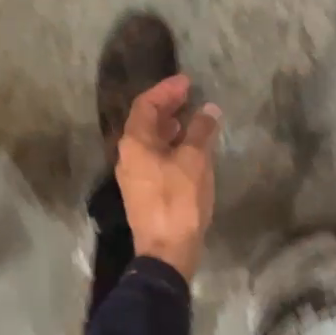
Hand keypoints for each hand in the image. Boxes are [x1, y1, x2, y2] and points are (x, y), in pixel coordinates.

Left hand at [116, 75, 221, 280]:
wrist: (167, 251)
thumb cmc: (179, 202)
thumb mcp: (195, 162)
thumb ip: (201, 131)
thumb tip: (208, 110)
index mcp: (134, 143)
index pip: (145, 105)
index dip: (166, 90)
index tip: (187, 82)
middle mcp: (127, 156)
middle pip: (144, 122)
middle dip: (166, 108)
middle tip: (189, 97)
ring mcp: (133, 177)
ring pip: (149, 142)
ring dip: (168, 128)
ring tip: (190, 122)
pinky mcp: (143, 193)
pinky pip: (153, 159)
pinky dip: (169, 148)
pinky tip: (186, 152)